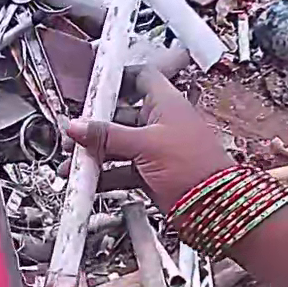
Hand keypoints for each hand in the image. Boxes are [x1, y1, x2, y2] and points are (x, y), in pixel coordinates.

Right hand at [63, 69, 233, 210]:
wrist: (215, 208)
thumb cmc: (194, 168)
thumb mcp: (146, 145)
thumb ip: (108, 136)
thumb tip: (77, 126)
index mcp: (166, 103)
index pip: (139, 78)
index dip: (117, 79)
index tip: (92, 88)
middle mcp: (159, 123)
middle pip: (120, 115)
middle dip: (95, 126)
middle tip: (73, 135)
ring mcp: (155, 150)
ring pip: (118, 145)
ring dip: (95, 154)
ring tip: (72, 163)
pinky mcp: (150, 174)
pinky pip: (121, 170)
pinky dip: (104, 175)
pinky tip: (88, 181)